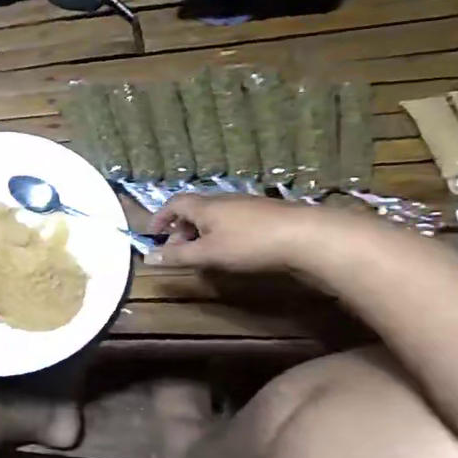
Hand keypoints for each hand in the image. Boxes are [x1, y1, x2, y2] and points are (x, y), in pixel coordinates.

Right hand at [148, 193, 375, 274]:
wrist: (309, 236)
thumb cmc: (249, 244)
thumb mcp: (207, 254)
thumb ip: (177, 256)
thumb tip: (147, 257)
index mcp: (205, 206)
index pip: (174, 203)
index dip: (160, 217)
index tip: (152, 234)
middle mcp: (224, 200)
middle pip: (194, 209)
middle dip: (181, 228)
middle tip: (178, 250)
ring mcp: (249, 205)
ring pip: (216, 215)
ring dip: (203, 232)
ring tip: (204, 253)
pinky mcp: (269, 214)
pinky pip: (235, 220)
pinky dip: (224, 233)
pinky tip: (234, 251)